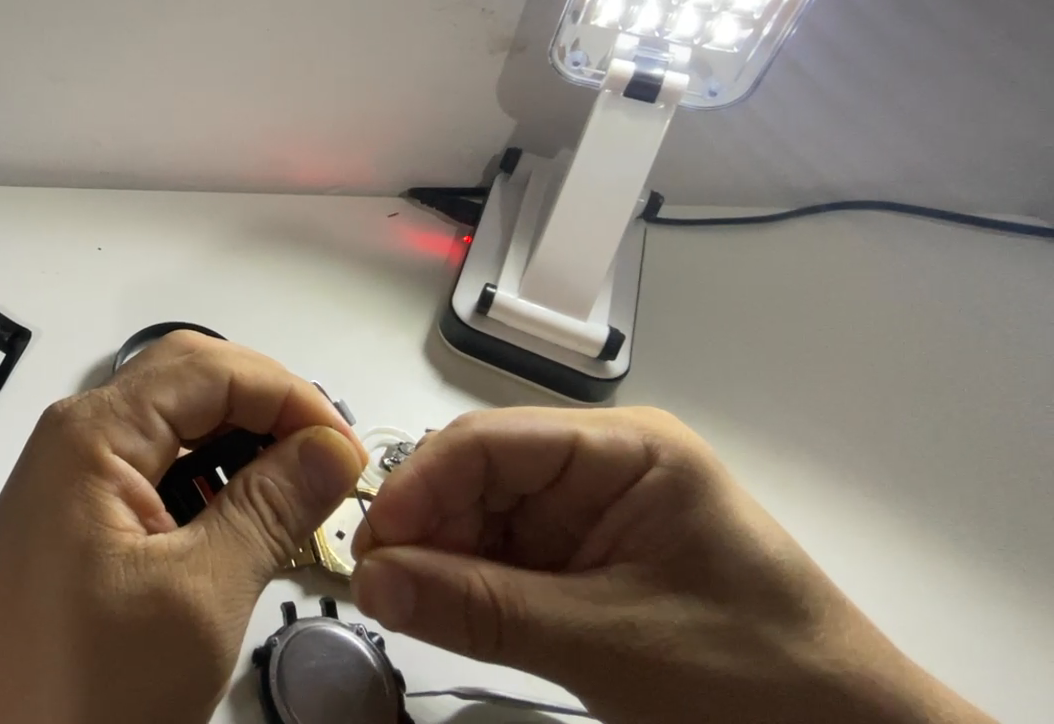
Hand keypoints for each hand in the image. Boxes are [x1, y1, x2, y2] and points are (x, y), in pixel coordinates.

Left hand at [0, 332, 364, 723]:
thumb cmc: (74, 687)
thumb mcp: (196, 597)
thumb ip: (269, 509)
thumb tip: (330, 449)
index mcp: (98, 431)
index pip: (213, 368)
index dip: (290, 397)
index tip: (345, 454)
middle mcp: (81, 433)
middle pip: (192, 382)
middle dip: (268, 415)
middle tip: (326, 473)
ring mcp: (77, 470)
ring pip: (178, 425)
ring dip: (242, 451)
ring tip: (292, 507)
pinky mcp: (81, 509)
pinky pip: (157, 468)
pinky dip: (209, 486)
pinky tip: (240, 529)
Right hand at [351, 407, 995, 723]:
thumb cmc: (760, 687)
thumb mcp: (611, 646)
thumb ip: (480, 610)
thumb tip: (368, 584)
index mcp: (623, 450)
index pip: (491, 442)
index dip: (421, 486)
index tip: (370, 544)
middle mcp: (595, 466)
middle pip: (475, 475)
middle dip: (424, 527)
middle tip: (377, 585)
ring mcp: (584, 512)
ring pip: (476, 516)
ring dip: (437, 558)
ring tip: (403, 602)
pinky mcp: (577, 558)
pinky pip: (497, 556)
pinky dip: (462, 584)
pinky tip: (440, 609)